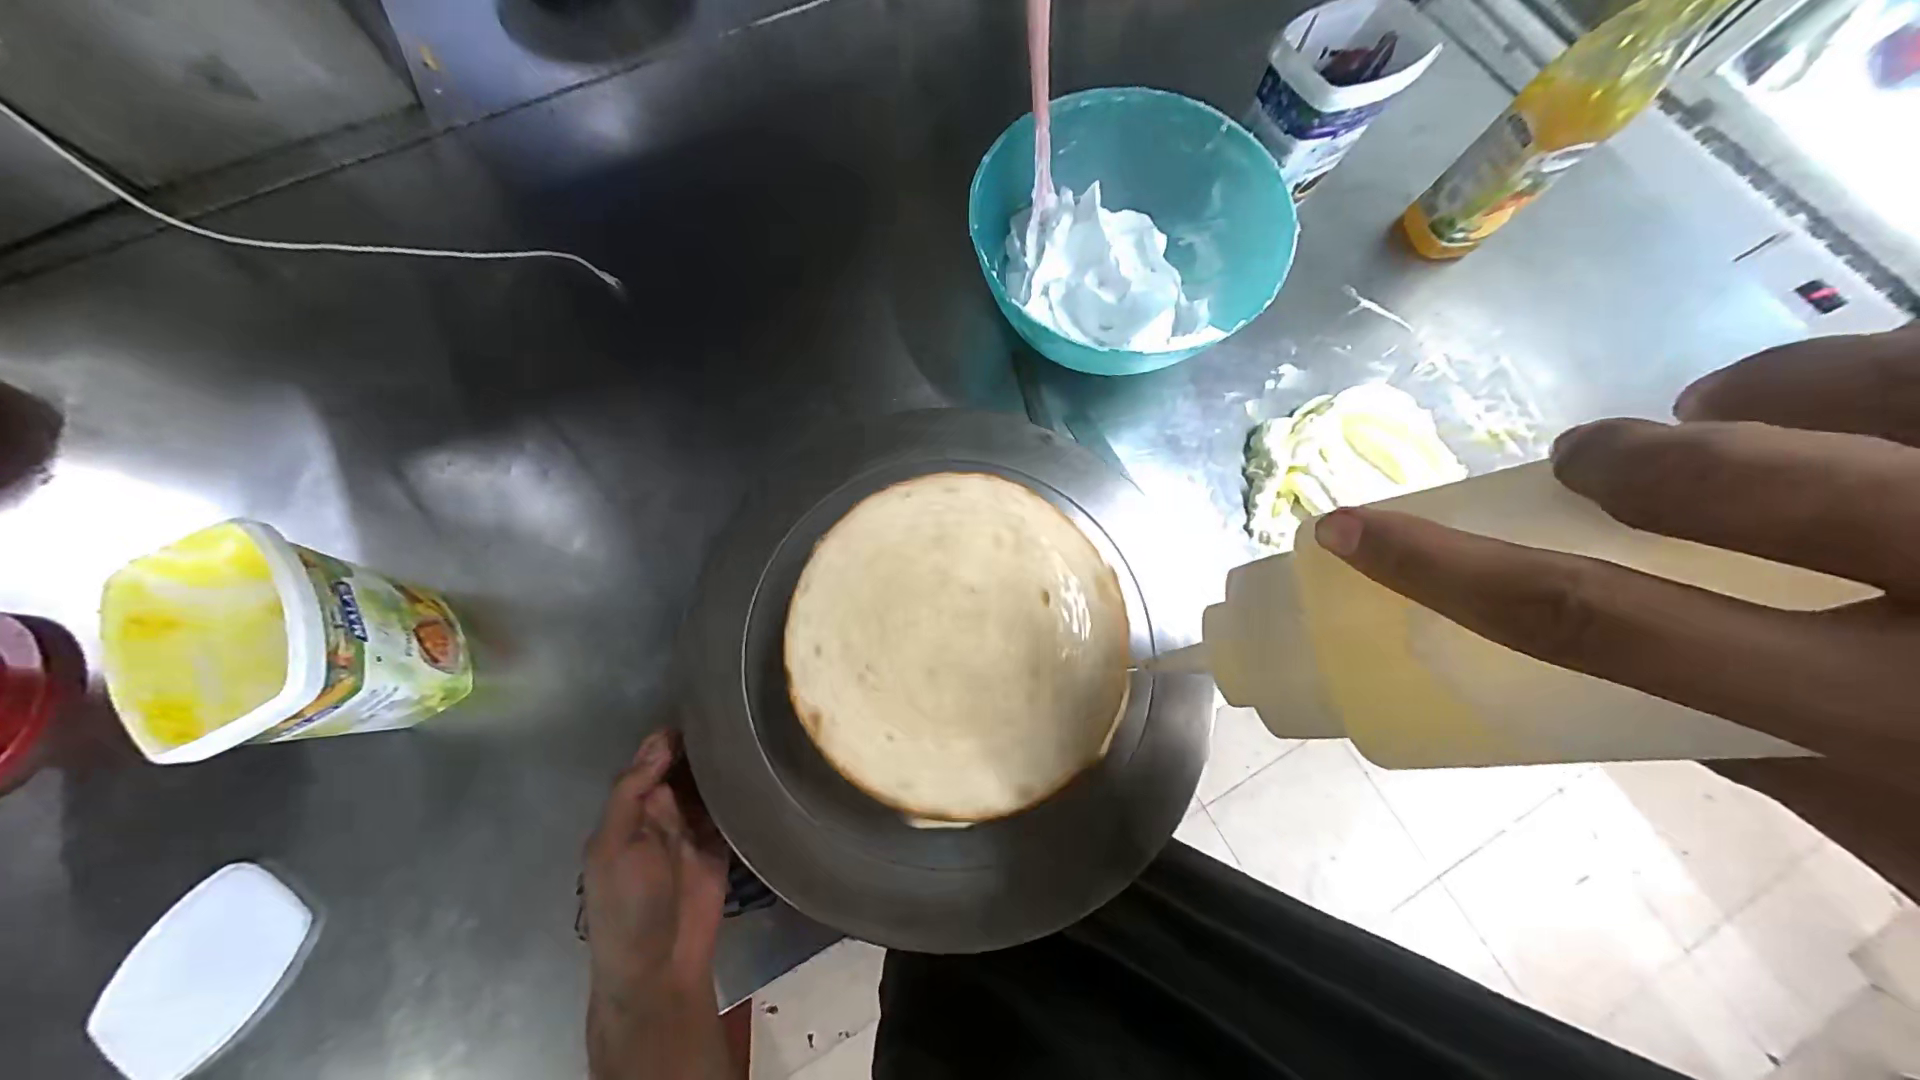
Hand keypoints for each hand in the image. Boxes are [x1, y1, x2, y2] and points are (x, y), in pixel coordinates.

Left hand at [583, 730, 733, 1079]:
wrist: (658, 967)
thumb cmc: (627, 906)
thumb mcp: (615, 846)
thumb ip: (632, 792)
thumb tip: (661, 741)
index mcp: (633, 808)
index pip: (654, 757)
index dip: (676, 734)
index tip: (709, 706)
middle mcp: (663, 811)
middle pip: (687, 766)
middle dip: (707, 744)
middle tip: (743, 714)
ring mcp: (693, 828)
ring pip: (711, 785)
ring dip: (726, 765)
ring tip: (758, 733)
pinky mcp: (720, 845)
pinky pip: (732, 810)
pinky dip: (743, 793)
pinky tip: (762, 769)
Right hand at [1312, 323, 1919, 898]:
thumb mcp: (1913, 844)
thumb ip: (1763, 750)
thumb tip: (1616, 672)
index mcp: (1898, 725)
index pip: (1587, 620)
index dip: (1441, 565)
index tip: (1350, 526)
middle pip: (1732, 481)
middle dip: (1631, 455)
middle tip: (1596, 454)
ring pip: (1888, 382)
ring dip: (1775, 386)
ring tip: (1748, 402)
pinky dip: (1892, 364)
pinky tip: (1881, 396)